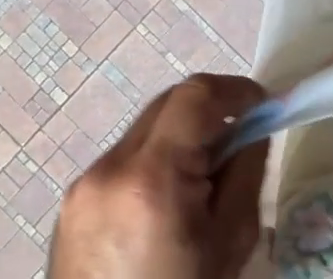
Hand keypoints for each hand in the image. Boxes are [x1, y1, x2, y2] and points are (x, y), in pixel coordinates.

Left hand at [50, 74, 269, 278]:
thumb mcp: (232, 240)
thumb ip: (246, 169)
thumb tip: (252, 128)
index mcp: (151, 178)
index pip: (197, 94)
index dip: (236, 91)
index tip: (262, 108)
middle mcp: (108, 169)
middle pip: (168, 104)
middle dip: (210, 112)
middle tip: (241, 142)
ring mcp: (81, 188)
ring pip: (146, 132)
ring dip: (182, 138)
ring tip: (204, 184)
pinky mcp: (70, 207)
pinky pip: (124, 162)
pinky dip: (154, 164)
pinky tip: (169, 207)